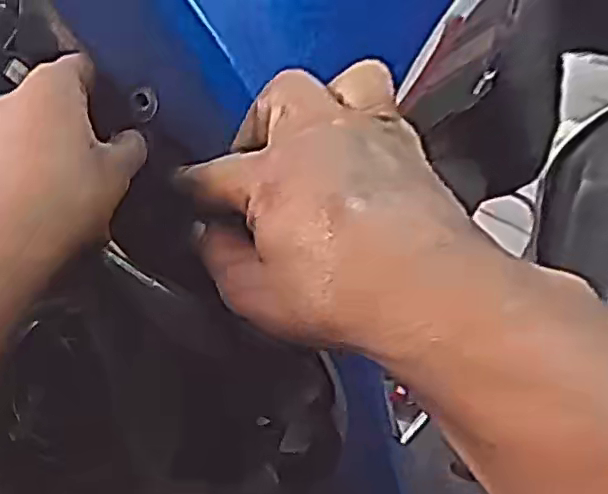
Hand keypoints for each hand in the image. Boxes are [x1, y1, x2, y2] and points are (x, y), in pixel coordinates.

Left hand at [0, 54, 147, 272]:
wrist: (6, 257)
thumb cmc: (57, 211)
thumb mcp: (116, 177)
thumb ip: (131, 148)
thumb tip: (131, 144)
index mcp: (51, 86)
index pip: (85, 68)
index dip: (105, 97)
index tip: (114, 125)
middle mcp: (12, 102)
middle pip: (52, 107)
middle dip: (74, 134)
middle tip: (94, 171)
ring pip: (26, 140)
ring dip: (45, 161)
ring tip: (66, 200)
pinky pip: (4, 171)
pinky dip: (21, 185)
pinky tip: (39, 213)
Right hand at [180, 61, 530, 364]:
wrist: (424, 296)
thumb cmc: (346, 295)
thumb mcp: (251, 295)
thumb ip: (218, 258)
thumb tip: (207, 237)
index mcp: (272, 174)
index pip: (211, 173)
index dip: (189, 188)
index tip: (184, 195)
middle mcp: (322, 137)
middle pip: (276, 97)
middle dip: (253, 129)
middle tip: (250, 170)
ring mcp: (372, 134)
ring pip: (340, 82)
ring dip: (315, 110)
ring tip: (304, 152)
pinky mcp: (409, 148)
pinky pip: (382, 111)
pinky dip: (359, 131)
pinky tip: (348, 169)